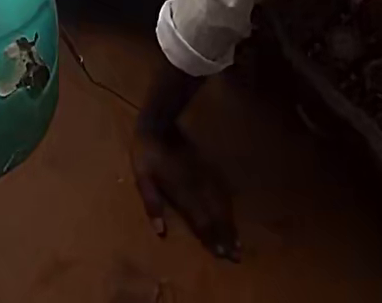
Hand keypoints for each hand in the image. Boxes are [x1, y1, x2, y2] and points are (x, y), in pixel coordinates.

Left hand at [132, 126, 239, 260]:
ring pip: (222, 204)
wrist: (159, 124)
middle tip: (236, 258)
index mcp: (182, 191)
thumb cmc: (147, 152)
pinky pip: (222, 190)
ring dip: (230, 224)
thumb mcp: (142, 176)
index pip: (201, 219)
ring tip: (239, 245)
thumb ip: (151, 202)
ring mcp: (205, 175)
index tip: (220, 254)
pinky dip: (229, 205)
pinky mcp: (207, 166)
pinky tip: (233, 214)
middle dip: (225, 236)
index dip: (210, 237)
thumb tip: (160, 231)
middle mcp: (198, 186)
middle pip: (215, 214)